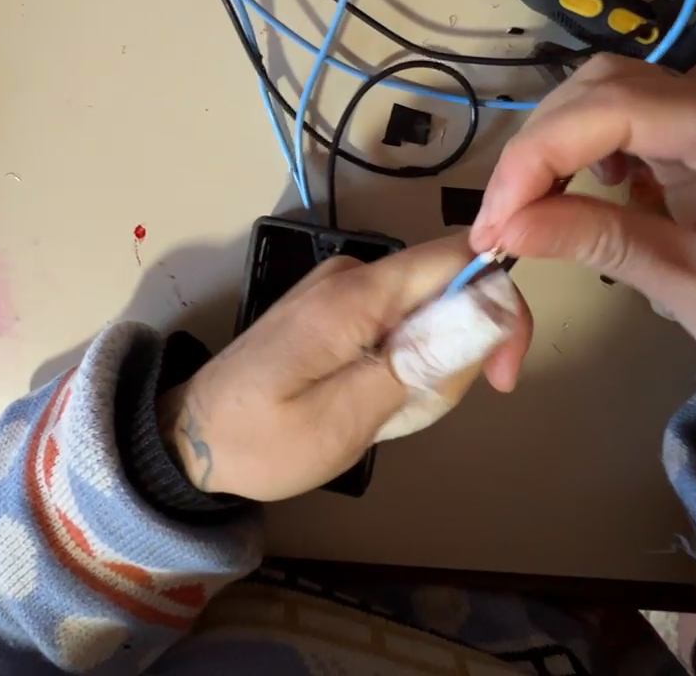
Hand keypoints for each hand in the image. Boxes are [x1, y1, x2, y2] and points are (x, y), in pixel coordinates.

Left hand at [158, 236, 531, 501]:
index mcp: (355, 293)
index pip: (457, 257)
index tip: (503, 372)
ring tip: (380, 414)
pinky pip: (395, 321)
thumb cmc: (261, 438)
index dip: (501, 300)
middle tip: (412, 413)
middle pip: (446, 287)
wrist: (192, 434)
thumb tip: (487, 310)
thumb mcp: (343, 418)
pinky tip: (368, 399)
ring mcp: (339, 287)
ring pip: (424, 310)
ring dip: (427, 365)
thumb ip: (416, 364)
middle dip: (458, 351)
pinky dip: (402, 362)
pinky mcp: (332, 306)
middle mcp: (351, 274)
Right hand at [469, 56, 695, 484]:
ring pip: (605, 97)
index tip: (498, 216)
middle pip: (608, 87)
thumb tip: (505, 225)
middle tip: (498, 219)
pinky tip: (566, 189)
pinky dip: (575, 152)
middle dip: (539, 147)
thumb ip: (607, 244)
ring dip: (549, 148)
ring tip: (518, 209)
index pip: (627, 106)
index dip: (546, 151)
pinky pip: (620, 123)